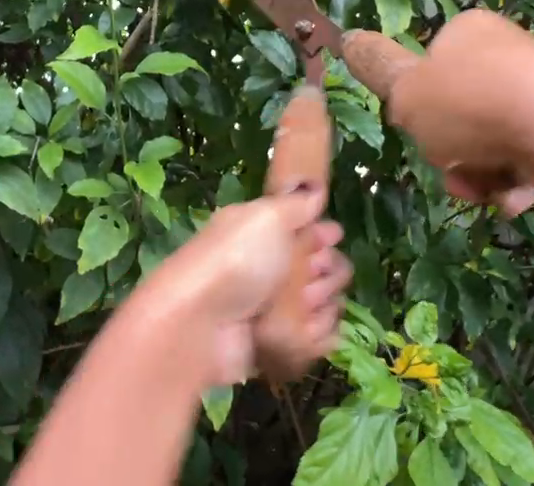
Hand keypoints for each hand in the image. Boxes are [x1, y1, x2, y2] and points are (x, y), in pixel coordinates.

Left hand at [134, 191, 350, 386]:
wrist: (200, 324)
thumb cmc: (235, 260)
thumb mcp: (265, 217)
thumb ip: (294, 203)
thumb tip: (314, 188)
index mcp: (261, 234)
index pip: (305, 231)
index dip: (323, 233)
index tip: (333, 236)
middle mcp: (269, 269)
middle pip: (322, 267)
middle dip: (328, 268)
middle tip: (312, 273)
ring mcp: (275, 309)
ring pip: (325, 303)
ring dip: (323, 301)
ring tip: (304, 302)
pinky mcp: (280, 345)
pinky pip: (317, 338)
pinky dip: (319, 334)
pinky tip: (309, 328)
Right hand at [386, 9, 533, 212]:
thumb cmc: (469, 103)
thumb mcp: (405, 94)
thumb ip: (379, 73)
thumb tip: (350, 39)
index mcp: (467, 31)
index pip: (432, 65)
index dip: (421, 102)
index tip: (418, 127)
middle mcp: (507, 52)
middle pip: (461, 111)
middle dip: (450, 149)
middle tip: (448, 167)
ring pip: (493, 140)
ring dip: (478, 172)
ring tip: (481, 188)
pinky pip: (530, 157)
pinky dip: (516, 181)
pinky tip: (512, 195)